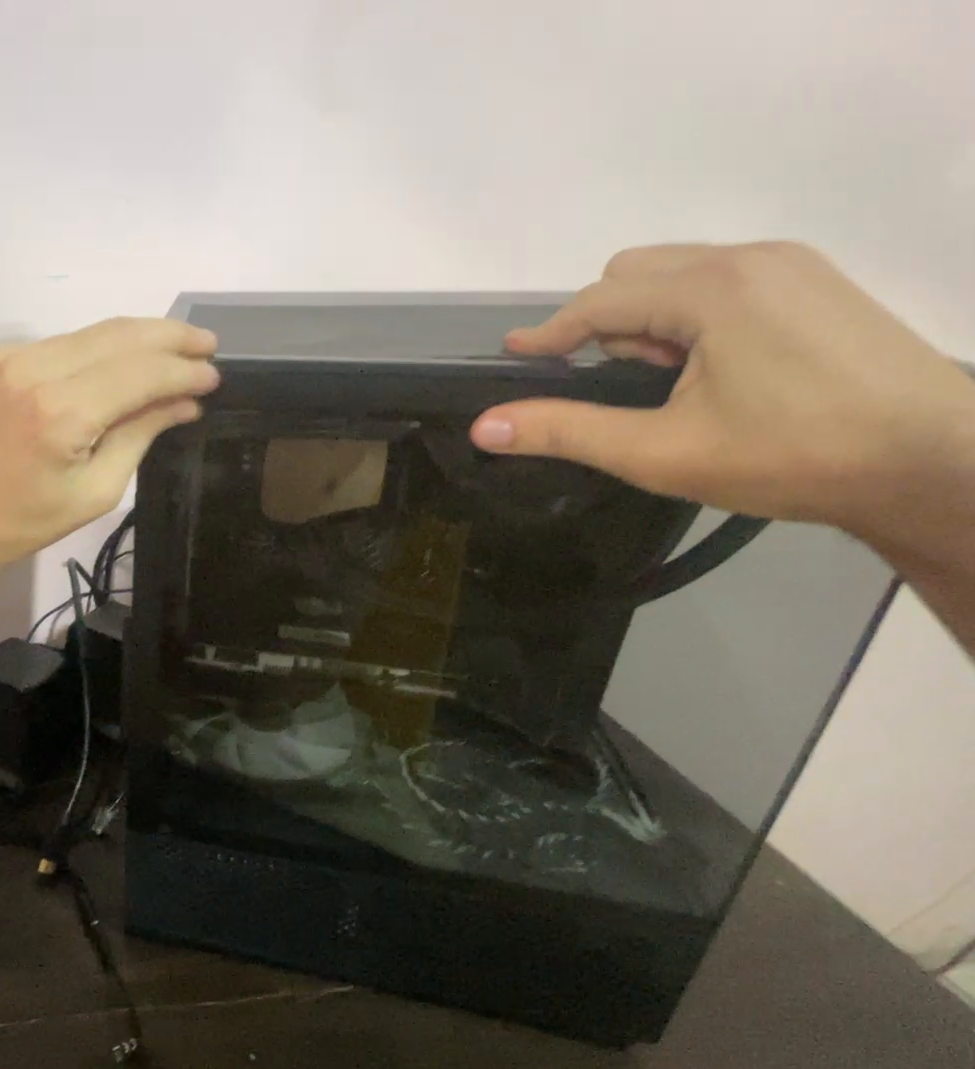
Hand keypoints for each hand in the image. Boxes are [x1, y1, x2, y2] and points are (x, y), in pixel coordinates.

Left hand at [0, 317, 218, 581]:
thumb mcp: (94, 492)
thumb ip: (140, 435)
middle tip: (207, 345)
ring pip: (90, 333)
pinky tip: (121, 361)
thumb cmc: (22, 522)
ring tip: (176, 347)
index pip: (141, 372)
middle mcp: (34, 370)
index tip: (213, 374)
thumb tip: (185, 401)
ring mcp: (9, 358)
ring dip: (136, 338)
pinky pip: (60, 344)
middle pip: (118, 336)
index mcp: (61, 412)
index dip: (183, 370)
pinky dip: (97, 348)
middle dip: (169, 337)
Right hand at [470, 241, 974, 542]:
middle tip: (621, 384)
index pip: (599, 300)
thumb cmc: (792, 455)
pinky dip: (691, 317)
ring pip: (677, 276)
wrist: (936, 464)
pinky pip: (721, 282)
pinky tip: (713, 368)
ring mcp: (792, 266)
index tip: (513, 356)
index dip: (548, 333)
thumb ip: (565, 431)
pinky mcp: (817, 284)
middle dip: (605, 323)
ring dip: (648, 320)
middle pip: (634, 272)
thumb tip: (484, 426)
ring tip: (671, 381)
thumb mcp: (660, 452)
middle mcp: (751, 259)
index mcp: (711, 289)